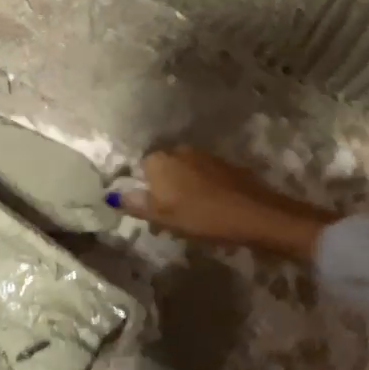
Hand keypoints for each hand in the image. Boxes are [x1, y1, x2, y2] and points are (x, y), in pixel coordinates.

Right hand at [112, 147, 333, 259]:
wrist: (256, 215)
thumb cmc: (202, 217)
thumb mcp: (163, 217)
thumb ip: (136, 204)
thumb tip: (112, 194)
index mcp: (160, 161)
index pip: (140, 170)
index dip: (144, 192)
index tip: (152, 214)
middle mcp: (180, 151)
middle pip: (162, 170)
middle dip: (163, 190)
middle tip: (170, 218)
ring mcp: (205, 156)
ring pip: (184, 173)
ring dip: (184, 191)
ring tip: (191, 217)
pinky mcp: (226, 165)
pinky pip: (204, 177)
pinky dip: (202, 190)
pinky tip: (211, 210)